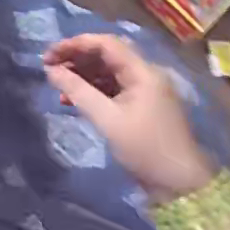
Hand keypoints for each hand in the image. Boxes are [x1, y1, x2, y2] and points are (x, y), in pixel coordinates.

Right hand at [44, 34, 217, 200]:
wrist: (180, 186)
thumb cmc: (145, 149)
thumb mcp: (107, 119)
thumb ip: (78, 91)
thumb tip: (51, 71)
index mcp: (142, 72)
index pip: (106, 44)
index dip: (75, 44)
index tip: (49, 55)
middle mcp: (144, 75)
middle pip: (106, 55)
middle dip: (76, 58)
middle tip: (49, 67)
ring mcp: (144, 91)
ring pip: (107, 72)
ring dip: (81, 75)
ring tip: (57, 84)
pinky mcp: (141, 106)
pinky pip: (112, 89)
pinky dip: (91, 90)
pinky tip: (71, 101)